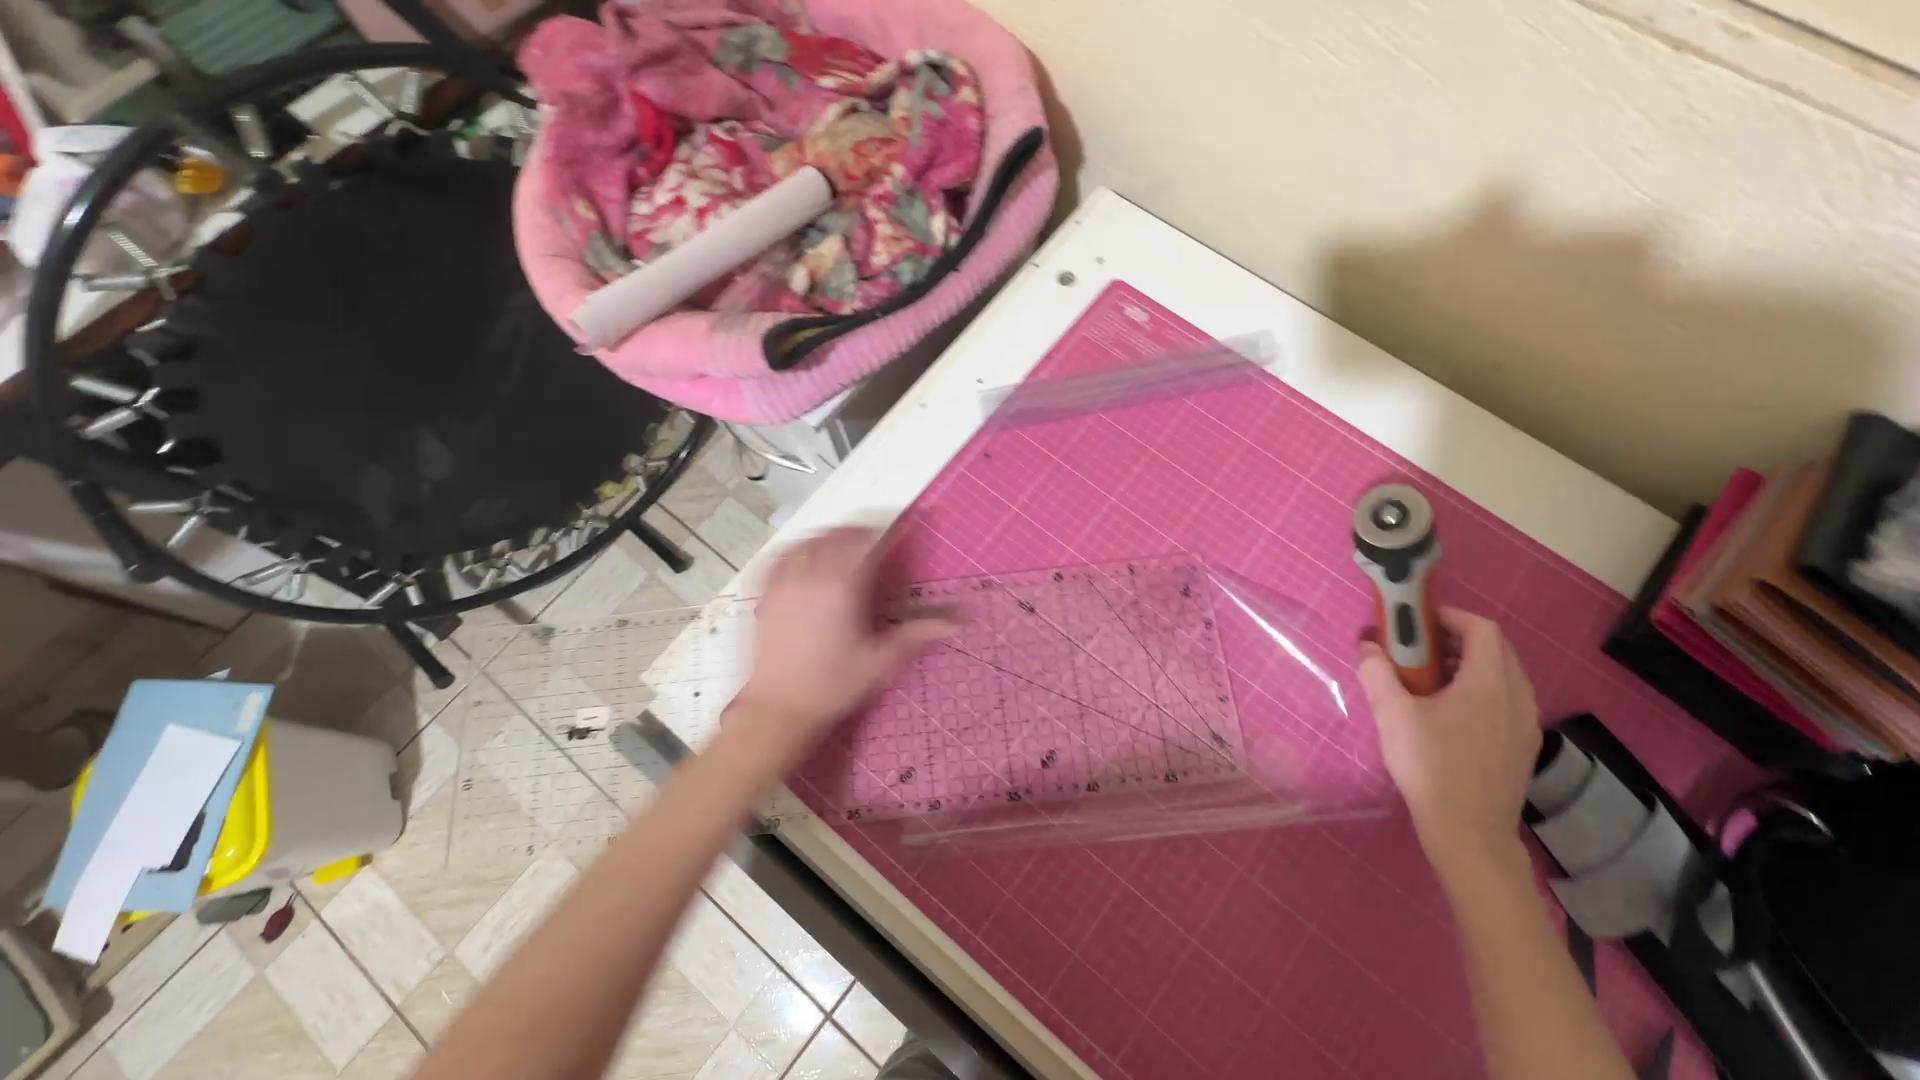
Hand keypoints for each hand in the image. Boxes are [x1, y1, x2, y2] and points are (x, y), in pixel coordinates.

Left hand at [727, 527, 957, 771]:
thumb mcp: (882, 659)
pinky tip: (802, 558)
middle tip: (874, 543)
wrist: (781, 708)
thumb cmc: (835, 684)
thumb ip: (919, 633)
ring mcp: (783, 582)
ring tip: (841, 548)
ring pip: (806, 541)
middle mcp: (811, 575)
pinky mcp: (764, 594)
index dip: (886, 534)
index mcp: (843, 585)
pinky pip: (778, 557)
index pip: (868, 542)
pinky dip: (794, 550)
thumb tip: (959, 621)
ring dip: (827, 538)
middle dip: (858, 533)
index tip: (900, 533)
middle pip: (836, 535)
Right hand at [1355, 608, 1540, 889]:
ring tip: (1433, 683)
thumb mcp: (1392, 716)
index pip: (1483, 629)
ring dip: (1471, 667)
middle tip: (1422, 651)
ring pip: (1505, 677)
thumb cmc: (1430, 768)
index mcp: (1489, 682)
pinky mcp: (1524, 746)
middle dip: (1458, 640)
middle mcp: (1517, 696)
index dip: (1452, 617)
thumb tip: (1366, 646)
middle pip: (1497, 650)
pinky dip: (1483, 692)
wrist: (1469, 832)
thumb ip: (1377, 674)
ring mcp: (1526, 723)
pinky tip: (1452, 716)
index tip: (1421, 624)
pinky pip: (1508, 702)